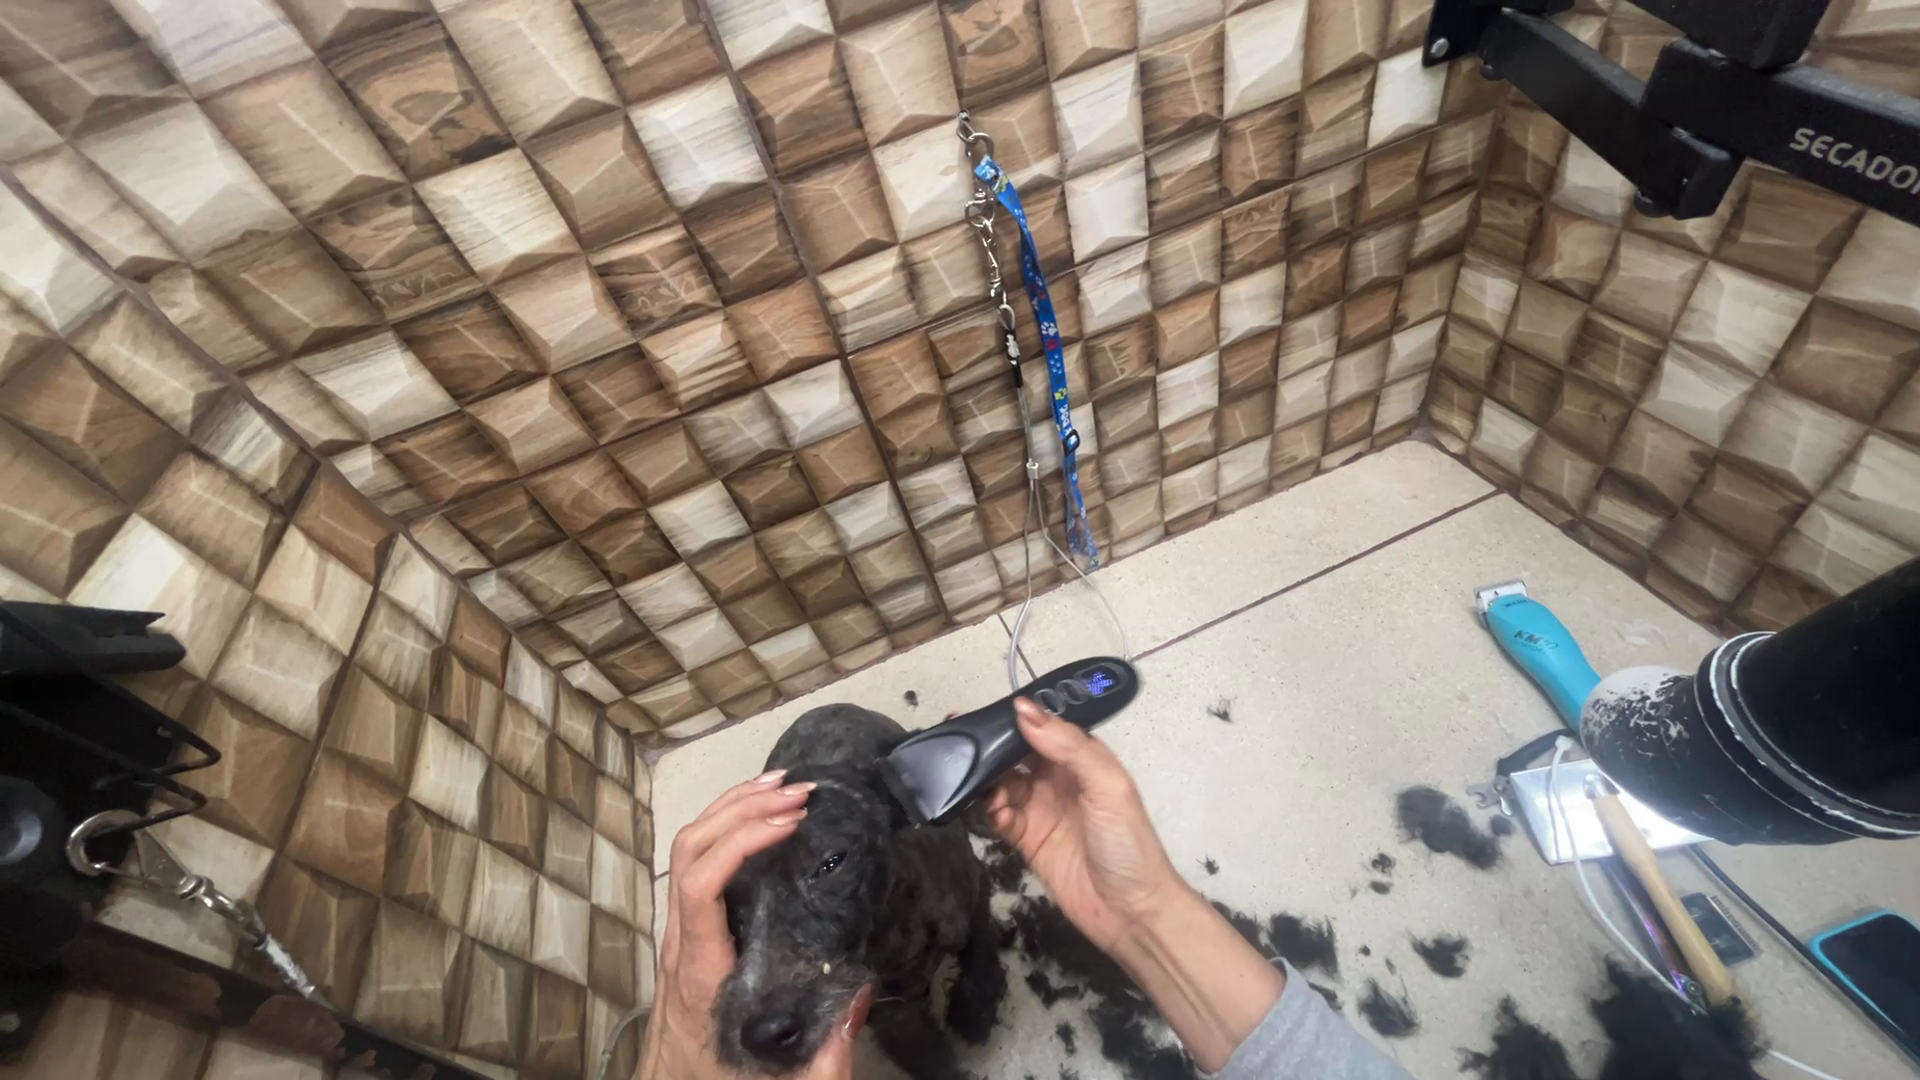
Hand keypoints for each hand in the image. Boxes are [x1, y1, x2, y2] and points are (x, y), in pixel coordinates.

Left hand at [640, 771, 872, 1079]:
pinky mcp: (687, 927)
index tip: (790, 825)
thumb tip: (860, 996)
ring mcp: (678, 929)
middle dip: (744, 808)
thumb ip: (822, 1058)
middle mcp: (680, 939)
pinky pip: (697, 859)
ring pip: (689, 846)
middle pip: (692, 848)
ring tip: (783, 786)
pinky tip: (761, 813)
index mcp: (698, 969)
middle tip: (799, 794)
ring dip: (734, 806)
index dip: (741, 842)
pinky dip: (728, 823)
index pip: (700, 884)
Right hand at [984, 698, 1188, 950]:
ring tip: (992, 794)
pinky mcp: (1027, 839)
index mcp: (1081, 758)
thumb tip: (1024, 709)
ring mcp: (1040, 809)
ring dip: (990, 784)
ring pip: (1002, 783)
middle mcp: (1057, 778)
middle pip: (1015, 754)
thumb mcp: (1106, 785)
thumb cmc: (1128, 843)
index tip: (982, 714)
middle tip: (963, 748)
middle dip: (990, 750)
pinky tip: (998, 816)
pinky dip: (993, 812)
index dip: (1014, 719)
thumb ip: (1067, 745)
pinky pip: (1000, 816)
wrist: (1132, 914)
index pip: (1041, 727)